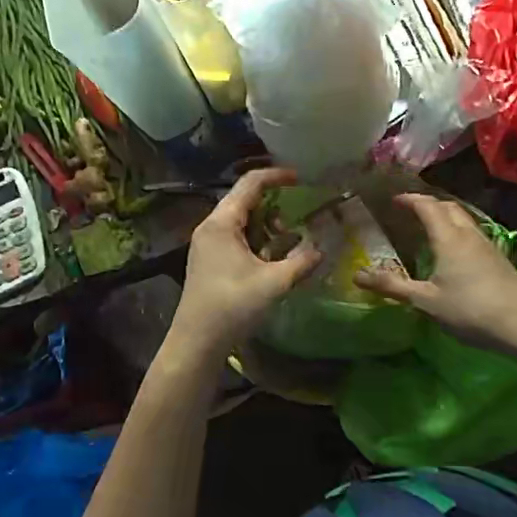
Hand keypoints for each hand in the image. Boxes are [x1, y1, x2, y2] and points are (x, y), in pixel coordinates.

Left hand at [171, 168, 321, 350]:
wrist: (196, 340)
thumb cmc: (232, 306)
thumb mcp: (274, 283)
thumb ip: (301, 262)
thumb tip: (320, 249)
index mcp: (222, 222)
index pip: (250, 184)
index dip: (277, 176)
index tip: (301, 179)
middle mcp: (210, 227)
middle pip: (244, 200)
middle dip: (274, 205)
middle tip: (298, 218)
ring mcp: (206, 244)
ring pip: (240, 221)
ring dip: (266, 226)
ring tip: (288, 242)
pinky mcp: (208, 260)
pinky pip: (234, 238)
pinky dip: (255, 240)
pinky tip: (272, 259)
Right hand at [355, 194, 516, 349]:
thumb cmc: (471, 310)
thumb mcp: (426, 301)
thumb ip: (392, 287)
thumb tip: (357, 275)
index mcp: (449, 239)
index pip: (427, 207)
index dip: (410, 200)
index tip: (394, 200)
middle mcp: (469, 236)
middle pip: (448, 208)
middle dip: (427, 204)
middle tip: (409, 210)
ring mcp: (488, 247)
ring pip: (463, 220)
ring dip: (444, 216)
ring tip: (427, 227)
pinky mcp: (498, 261)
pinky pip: (472, 234)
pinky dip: (456, 232)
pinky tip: (452, 251)